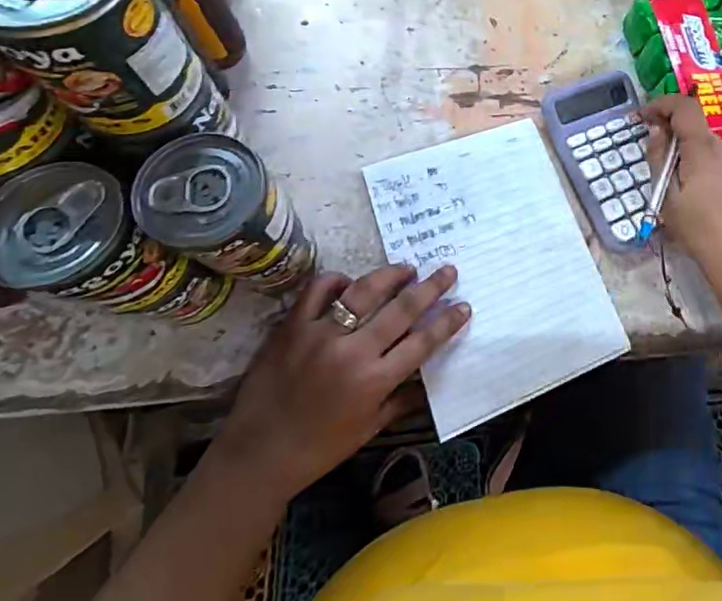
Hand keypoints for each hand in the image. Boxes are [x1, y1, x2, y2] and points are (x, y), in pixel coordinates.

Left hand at [207, 265, 469, 498]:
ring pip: (364, 291)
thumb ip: (401, 400)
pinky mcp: (292, 325)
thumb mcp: (368, 429)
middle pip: (401, 309)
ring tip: (407, 268)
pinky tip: (348, 281)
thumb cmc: (318, 448)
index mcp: (374, 381)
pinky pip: (318, 289)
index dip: (447, 321)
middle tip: (447, 270)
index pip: (422, 342)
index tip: (462, 305)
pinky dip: (336, 280)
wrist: (258, 454)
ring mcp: (320, 334)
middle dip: (430, 287)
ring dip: (391, 275)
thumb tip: (428, 379)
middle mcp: (352, 352)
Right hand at [642, 95, 721, 261]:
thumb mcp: (667, 194)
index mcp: (703, 147)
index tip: (643, 117)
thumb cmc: (697, 226)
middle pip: (694, 124)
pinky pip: (715, 157)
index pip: (684, 106)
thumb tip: (657, 131)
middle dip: (670, 128)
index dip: (661, 104)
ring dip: (684, 147)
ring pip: (705, 142)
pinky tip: (692, 187)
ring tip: (669, 175)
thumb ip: (659, 158)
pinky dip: (698, 160)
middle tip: (651, 149)